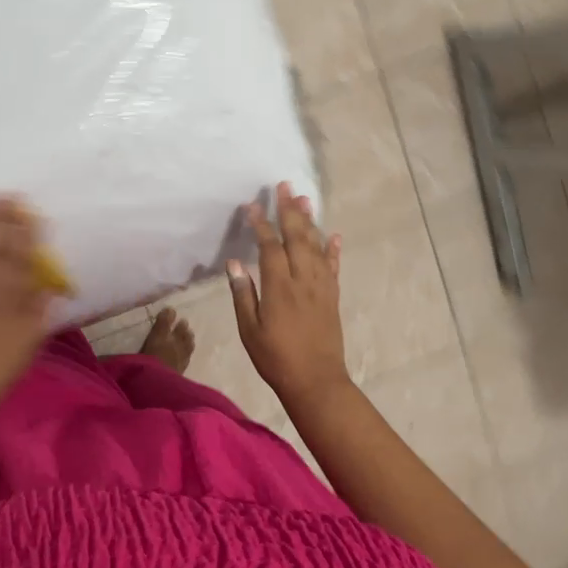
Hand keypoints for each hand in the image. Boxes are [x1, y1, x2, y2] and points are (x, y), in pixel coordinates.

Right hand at [227, 182, 349, 398]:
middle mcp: (303, 280)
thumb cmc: (275, 358)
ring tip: (305, 199)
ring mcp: (321, 287)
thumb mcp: (249, 329)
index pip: (269, 247)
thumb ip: (243, 294)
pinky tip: (333, 234)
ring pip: (316, 246)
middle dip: (289, 210)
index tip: (251, 205)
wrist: (316, 381)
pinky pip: (333, 267)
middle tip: (284, 186)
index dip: (260, 224)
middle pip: (296, 238)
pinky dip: (332, 248)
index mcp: (279, 287)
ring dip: (310, 221)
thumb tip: (234, 263)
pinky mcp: (332, 297)